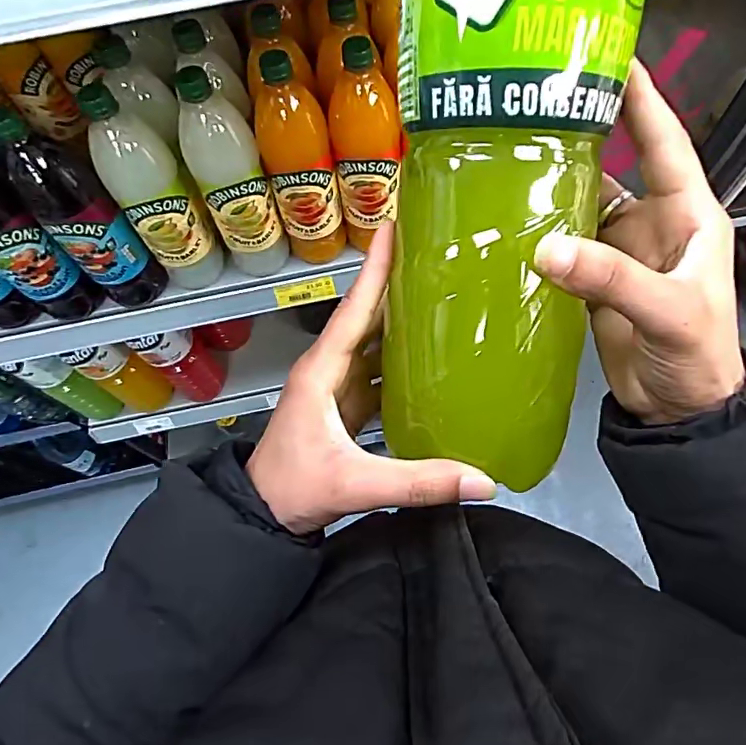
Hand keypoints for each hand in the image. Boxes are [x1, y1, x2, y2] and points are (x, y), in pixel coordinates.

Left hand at [247, 224, 496, 533]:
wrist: (262, 514)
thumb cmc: (293, 488)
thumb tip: (482, 481)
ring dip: (397, 319)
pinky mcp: (343, 406)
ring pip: (370, 342)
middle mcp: (327, 369)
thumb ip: (418, 482)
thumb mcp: (356, 484)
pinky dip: (397, 357)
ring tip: (437, 295)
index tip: (394, 230)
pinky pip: (374, 370)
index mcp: (321, 371)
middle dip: (393, 284)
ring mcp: (334, 387)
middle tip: (432, 256)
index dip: (375, 270)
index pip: (353, 310)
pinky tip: (426, 355)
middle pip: (364, 317)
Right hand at [533, 59, 744, 423]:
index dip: (641, 100)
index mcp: (688, 215)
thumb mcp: (668, 312)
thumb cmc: (699, 356)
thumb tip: (545, 248)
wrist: (680, 410)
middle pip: (615, 165)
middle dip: (580, 133)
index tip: (612, 58)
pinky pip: (564, 245)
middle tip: (533, 105)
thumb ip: (611, 279)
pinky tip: (507, 218)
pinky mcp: (594, 280)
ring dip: (551, 184)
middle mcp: (652, 223)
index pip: (664, 143)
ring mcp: (619, 252)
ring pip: (582, 204)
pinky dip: (539, 231)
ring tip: (507, 155)